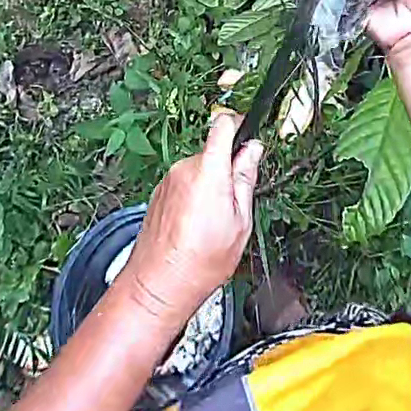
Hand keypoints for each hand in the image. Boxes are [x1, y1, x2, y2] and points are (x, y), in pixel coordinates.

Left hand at [116, 111, 261, 323]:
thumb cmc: (200, 261)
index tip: (248, 138)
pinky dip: (193, 195)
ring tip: (212, 220)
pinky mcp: (159, 192)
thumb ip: (246, 178)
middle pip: (213, 151)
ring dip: (209, 185)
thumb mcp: (240, 221)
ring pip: (199, 169)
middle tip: (233, 201)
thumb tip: (253, 150)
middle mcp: (185, 168)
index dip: (239, 125)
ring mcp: (169, 180)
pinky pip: (184, 182)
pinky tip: (195, 225)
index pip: (223, 124)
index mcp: (209, 171)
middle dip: (226, 168)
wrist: (157, 286)